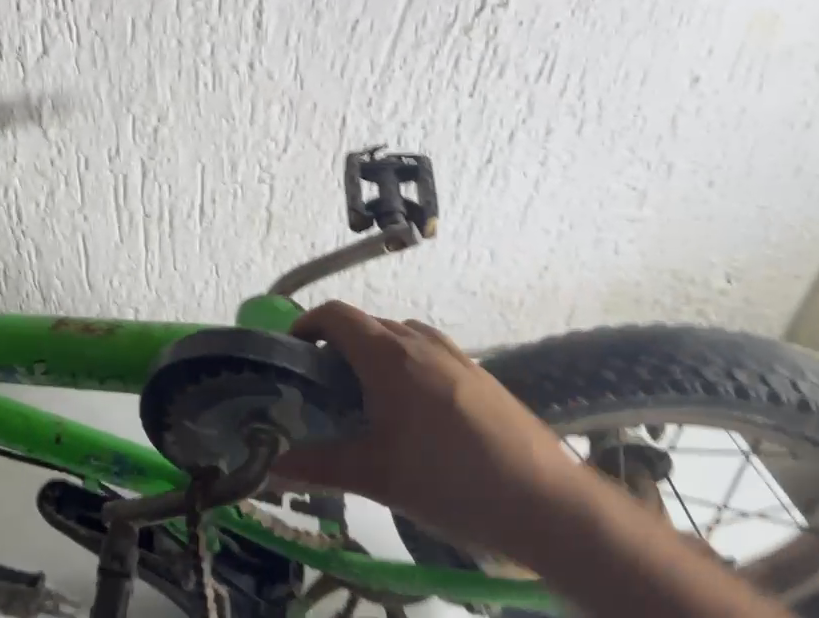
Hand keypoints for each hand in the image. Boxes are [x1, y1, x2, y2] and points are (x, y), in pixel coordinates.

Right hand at [274, 301, 589, 560]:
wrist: (547, 503)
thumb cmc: (452, 481)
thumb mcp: (378, 477)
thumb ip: (320, 466)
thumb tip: (271, 466)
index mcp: (388, 355)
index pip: (336, 315)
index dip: (307, 324)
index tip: (291, 353)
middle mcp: (420, 342)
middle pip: (367, 324)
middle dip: (337, 346)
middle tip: (321, 389)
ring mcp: (456, 356)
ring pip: (401, 337)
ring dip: (375, 354)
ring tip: (366, 400)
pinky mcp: (481, 376)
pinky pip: (430, 353)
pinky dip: (407, 366)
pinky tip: (415, 415)